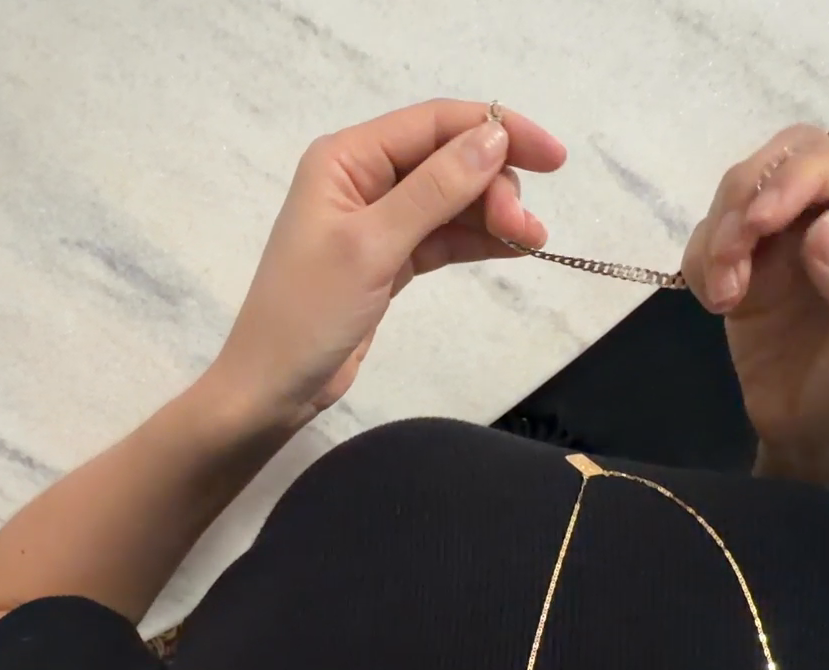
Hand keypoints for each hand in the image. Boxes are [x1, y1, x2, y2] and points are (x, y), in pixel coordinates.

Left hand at [209, 99, 566, 429]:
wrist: (275, 386)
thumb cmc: (308, 313)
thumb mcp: (371, 246)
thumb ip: (433, 190)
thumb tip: (494, 137)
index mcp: (346, 159)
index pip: (433, 125)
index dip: (497, 131)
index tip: (553, 160)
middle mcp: (362, 181)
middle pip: (447, 162)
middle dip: (494, 187)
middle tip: (527, 230)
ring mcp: (376, 223)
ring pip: (449, 202)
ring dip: (492, 216)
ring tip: (532, 243)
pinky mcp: (387, 263)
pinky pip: (441, 238)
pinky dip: (474, 242)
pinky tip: (510, 249)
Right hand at [680, 126, 828, 509]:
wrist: (818, 443)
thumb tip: (821, 229)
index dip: (801, 175)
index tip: (758, 221)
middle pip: (790, 156)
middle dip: (748, 195)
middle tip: (731, 252)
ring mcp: (789, 246)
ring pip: (741, 194)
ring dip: (718, 234)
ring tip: (723, 294)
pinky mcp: (748, 274)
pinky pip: (711, 239)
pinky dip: (700, 262)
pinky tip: (716, 303)